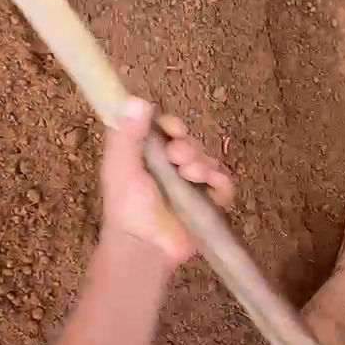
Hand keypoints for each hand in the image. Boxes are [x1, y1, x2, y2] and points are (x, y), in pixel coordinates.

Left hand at [100, 97, 233, 267]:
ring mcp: (192, 187)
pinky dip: (221, 181)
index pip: (166, 130)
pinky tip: (210, 183)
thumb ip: (127, 134)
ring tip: (190, 175)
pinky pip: (224, 186)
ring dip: (203, 162)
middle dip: (187, 147)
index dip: (172, 126)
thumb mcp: (120, 166)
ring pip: (208, 161)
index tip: (171, 130)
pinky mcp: (209, 205)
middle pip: (190, 144)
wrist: (144, 245)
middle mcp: (171, 168)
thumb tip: (139, 100)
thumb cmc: (127, 206)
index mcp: (148, 156)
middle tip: (178, 158)